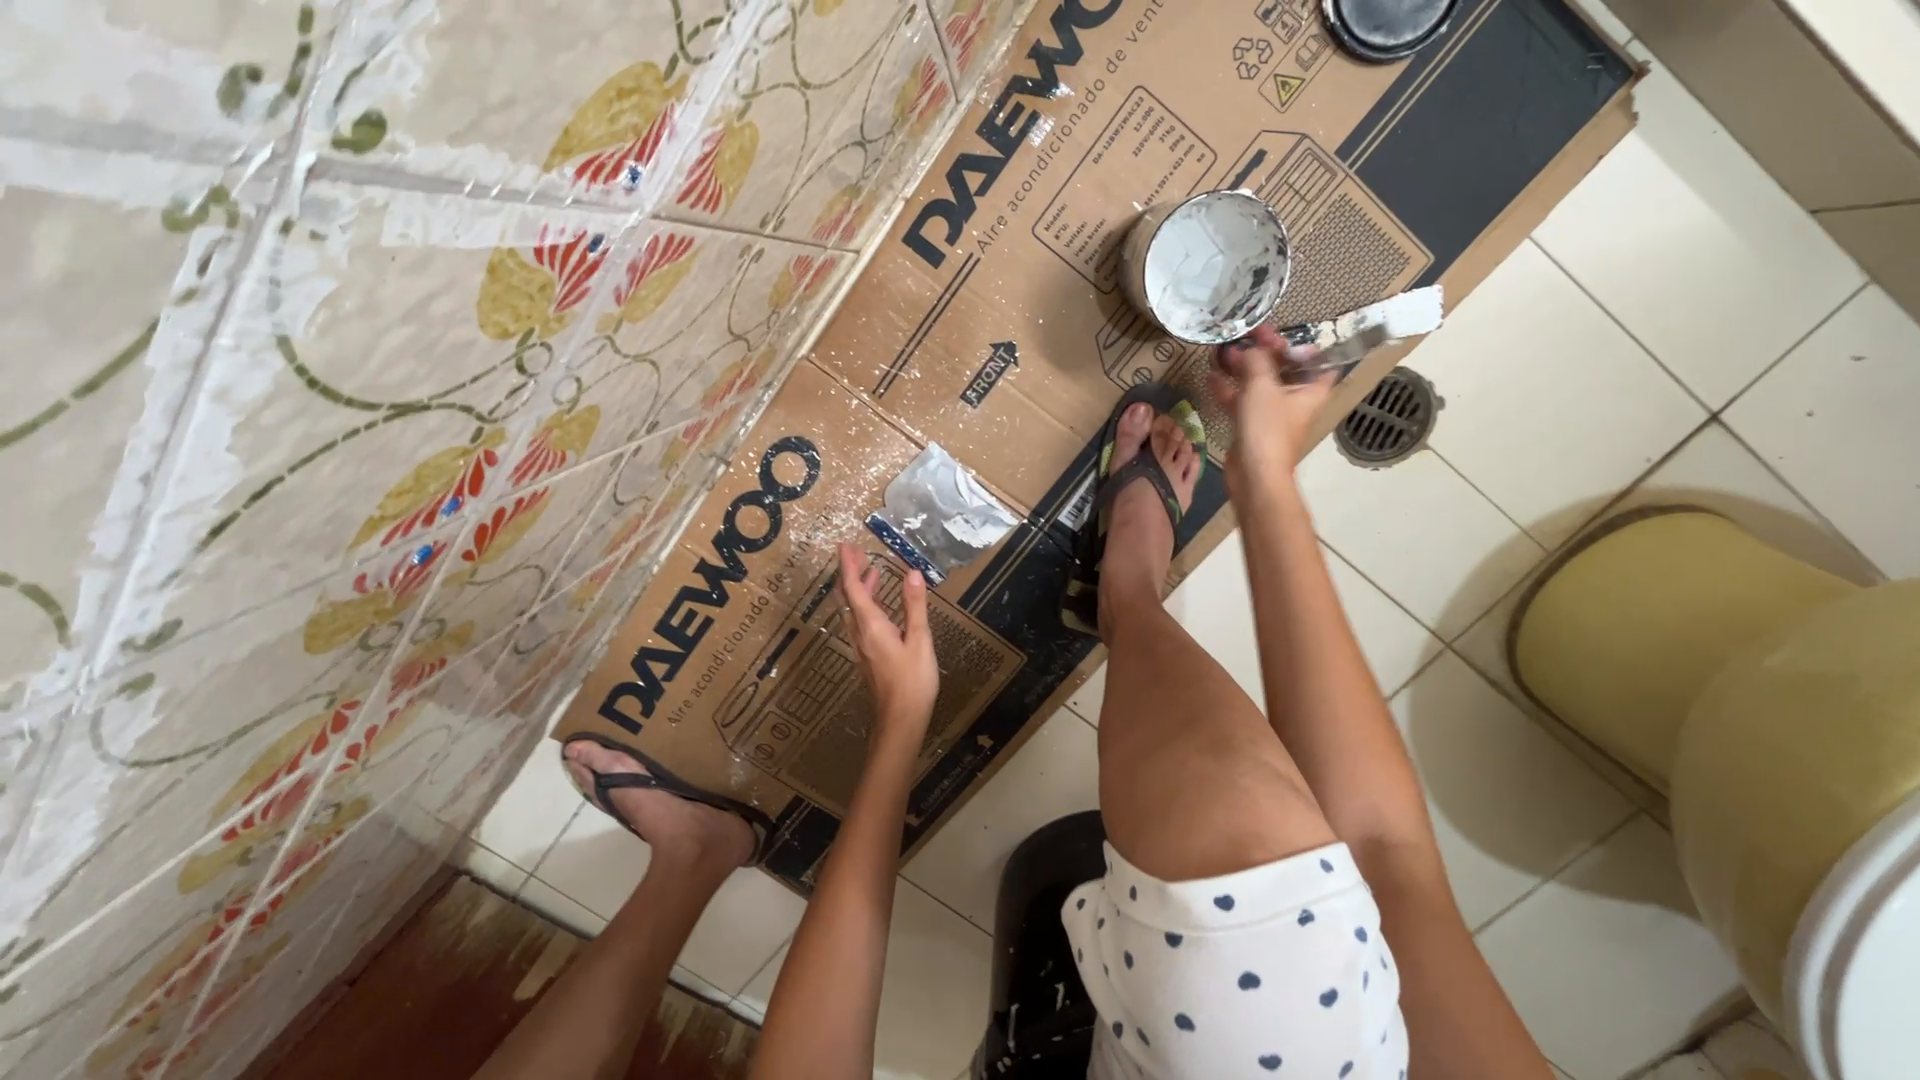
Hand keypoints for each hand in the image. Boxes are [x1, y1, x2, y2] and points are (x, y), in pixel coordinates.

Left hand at [836, 543, 938, 746]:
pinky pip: (859, 622)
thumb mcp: (920, 641)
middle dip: (849, 573)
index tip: (845, 545)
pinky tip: (879, 605)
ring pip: (852, 610)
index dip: (848, 566)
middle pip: (847, 598)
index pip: (853, 588)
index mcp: (871, 626)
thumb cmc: (913, 681)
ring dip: (858, 589)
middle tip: (856, 552)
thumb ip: (915, 606)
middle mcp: (860, 633)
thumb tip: (911, 573)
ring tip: (871, 571)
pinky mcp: (868, 656)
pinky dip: (865, 604)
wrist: (900, 720)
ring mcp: (862, 646)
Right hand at [1207, 324, 1335, 495]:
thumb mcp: (1262, 385)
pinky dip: (1229, 389)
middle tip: (1248, 333)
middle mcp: (1295, 400)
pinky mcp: (1251, 426)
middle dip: (1264, 351)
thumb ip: (1256, 360)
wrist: (1253, 474)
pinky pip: (1241, 401)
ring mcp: (1272, 414)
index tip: (1282, 333)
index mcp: (1311, 389)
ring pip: (1259, 383)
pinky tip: (1212, 375)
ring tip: (1225, 349)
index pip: (1317, 360)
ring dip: (1243, 367)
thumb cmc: (1267, 428)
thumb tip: (1248, 349)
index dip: (1302, 344)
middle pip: (1283, 368)